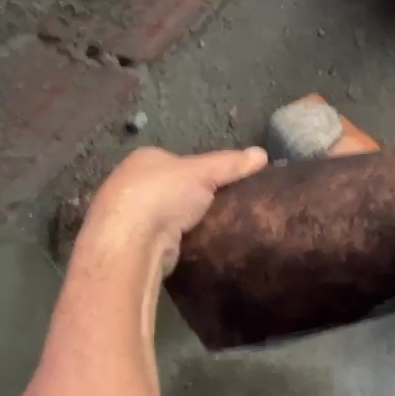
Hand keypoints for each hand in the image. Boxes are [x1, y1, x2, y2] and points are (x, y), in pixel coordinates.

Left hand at [76, 146, 266, 270]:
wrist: (131, 241)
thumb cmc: (162, 194)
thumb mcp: (204, 172)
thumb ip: (231, 163)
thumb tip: (263, 154)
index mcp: (144, 158)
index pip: (181, 160)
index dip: (205, 169)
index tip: (228, 182)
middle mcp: (132, 182)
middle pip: (178, 186)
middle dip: (200, 195)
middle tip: (229, 204)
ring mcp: (131, 213)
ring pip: (173, 212)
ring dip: (192, 218)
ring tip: (221, 224)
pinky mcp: (136, 240)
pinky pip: (169, 234)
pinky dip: (184, 237)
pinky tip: (202, 241)